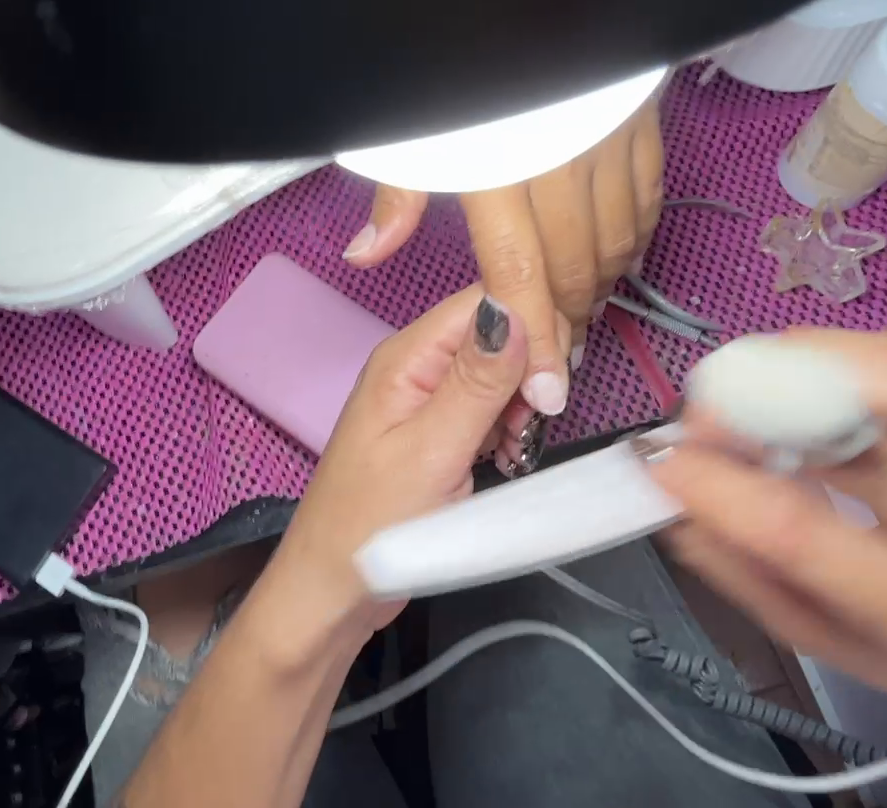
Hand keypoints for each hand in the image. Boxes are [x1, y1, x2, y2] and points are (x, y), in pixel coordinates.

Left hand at [264, 287, 530, 639]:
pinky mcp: (441, 429)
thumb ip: (476, 381)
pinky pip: (491, 408)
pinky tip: (506, 458)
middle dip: (530, 372)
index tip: (551, 385)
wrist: (336, 588)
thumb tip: (513, 307)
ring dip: (522, 406)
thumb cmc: (374, 521)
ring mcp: (429, 397)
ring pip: (501, 373)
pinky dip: (509, 429)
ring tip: (514, 448)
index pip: (484, 300)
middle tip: (531, 423)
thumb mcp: (432, 451)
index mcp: (407, 355)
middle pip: (498, 332)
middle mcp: (418, 363)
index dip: (530, 327)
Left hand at [343, 100, 664, 438]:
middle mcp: (558, 161)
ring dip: (599, 288)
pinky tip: (611, 263)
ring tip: (579, 319)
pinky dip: (631, 243)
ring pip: (615, 242)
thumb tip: (364, 256)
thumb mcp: (416, 130)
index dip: (536, 338)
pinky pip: (645, 204)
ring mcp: (604, 141)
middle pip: (571, 266)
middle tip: (557, 359)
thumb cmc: (456, 71)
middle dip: (566, 322)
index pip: (519, 272)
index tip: (551, 391)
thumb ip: (397, 199)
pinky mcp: (636, 126)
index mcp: (497, 170)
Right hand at [655, 330, 886, 710]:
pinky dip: (834, 356)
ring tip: (743, 387)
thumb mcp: (820, 637)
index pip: (805, 533)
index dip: (717, 485)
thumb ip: (740, 567)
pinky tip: (800, 378)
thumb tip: (669, 494)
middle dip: (750, 410)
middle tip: (697, 417)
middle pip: (861, 437)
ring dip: (791, 367)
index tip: (658, 459)